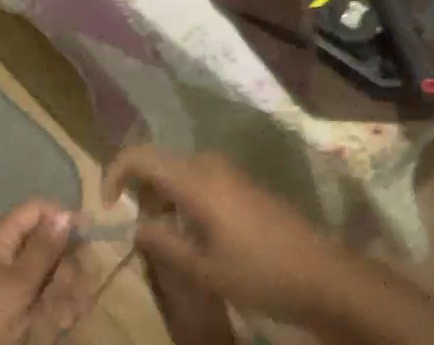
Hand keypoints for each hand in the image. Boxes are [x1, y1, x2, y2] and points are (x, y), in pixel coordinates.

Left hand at [0, 200, 93, 344]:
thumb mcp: (17, 284)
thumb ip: (43, 249)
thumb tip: (65, 213)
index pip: (36, 210)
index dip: (63, 218)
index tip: (90, 236)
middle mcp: (2, 249)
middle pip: (46, 242)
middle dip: (66, 265)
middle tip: (73, 289)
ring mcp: (6, 277)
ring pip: (47, 271)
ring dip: (62, 290)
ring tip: (65, 315)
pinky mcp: (10, 302)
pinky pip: (39, 294)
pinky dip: (52, 306)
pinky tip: (60, 322)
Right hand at [103, 147, 333, 320]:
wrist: (327, 276)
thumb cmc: (262, 273)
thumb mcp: (205, 269)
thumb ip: (163, 244)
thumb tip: (135, 228)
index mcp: (195, 179)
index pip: (139, 156)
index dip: (114, 174)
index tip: (106, 207)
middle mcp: (208, 164)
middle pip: (158, 164)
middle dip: (140, 194)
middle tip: (142, 235)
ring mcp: (229, 172)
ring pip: (178, 173)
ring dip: (163, 200)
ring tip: (168, 242)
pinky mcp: (243, 184)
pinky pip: (199, 180)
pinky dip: (184, 201)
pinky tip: (196, 237)